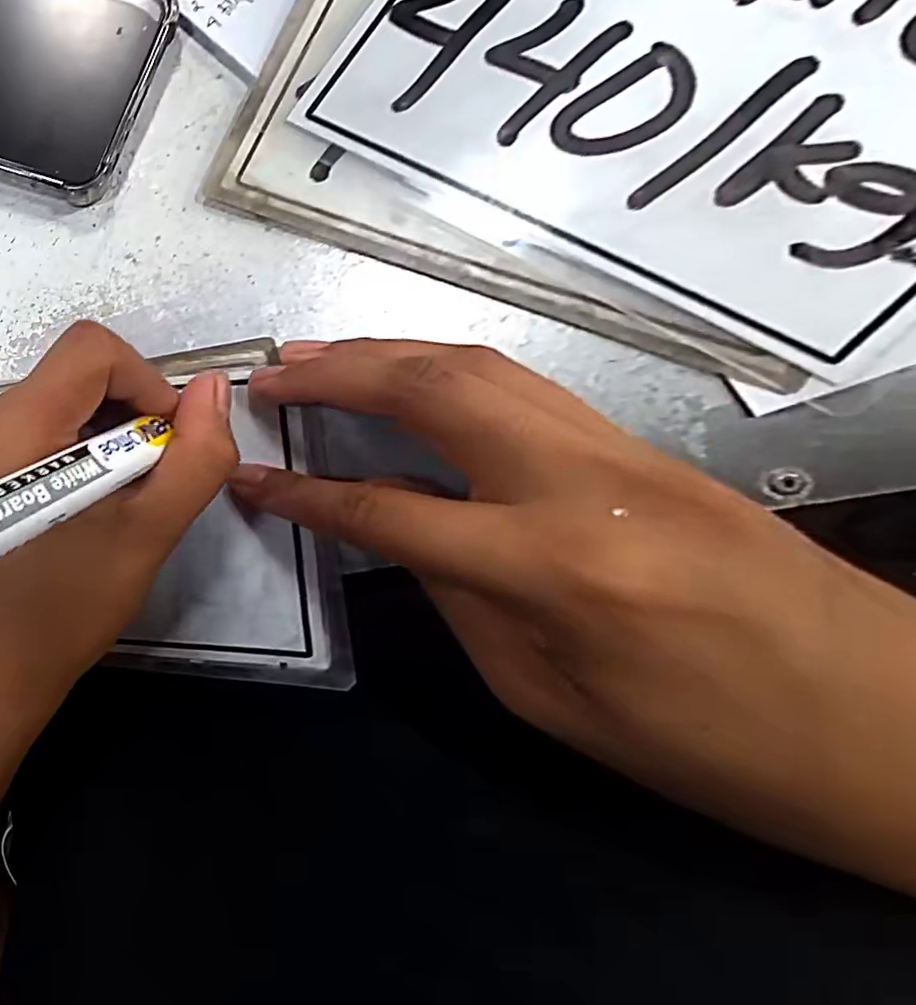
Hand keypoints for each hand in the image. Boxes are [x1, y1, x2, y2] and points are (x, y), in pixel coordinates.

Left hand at [0, 322, 239, 709]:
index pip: (89, 351)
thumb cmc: (71, 602)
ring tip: (115, 486)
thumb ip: (195, 455)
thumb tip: (208, 389)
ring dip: (106, 425)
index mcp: (10, 435)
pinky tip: (88, 487)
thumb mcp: (150, 531)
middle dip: (126, 408)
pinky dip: (79, 435)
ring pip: (62, 388)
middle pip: (75, 369)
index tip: (160, 438)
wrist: (7, 649)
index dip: (143, 381)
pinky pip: (42, 412)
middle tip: (142, 472)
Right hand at [229, 339, 915, 894]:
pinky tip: (401, 373)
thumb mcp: (540, 690)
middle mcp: (586, 485)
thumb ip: (455, 592)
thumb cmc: (704, 744)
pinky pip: (521, 387)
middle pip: (439, 392)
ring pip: (483, 369)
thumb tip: (396, 527)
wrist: (909, 738)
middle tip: (273, 373)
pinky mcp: (647, 447)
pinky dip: (441, 368)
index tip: (247, 477)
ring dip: (386, 352)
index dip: (303, 494)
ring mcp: (626, 453)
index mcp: (552, 567)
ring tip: (317, 355)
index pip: (387, 510)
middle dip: (340, 373)